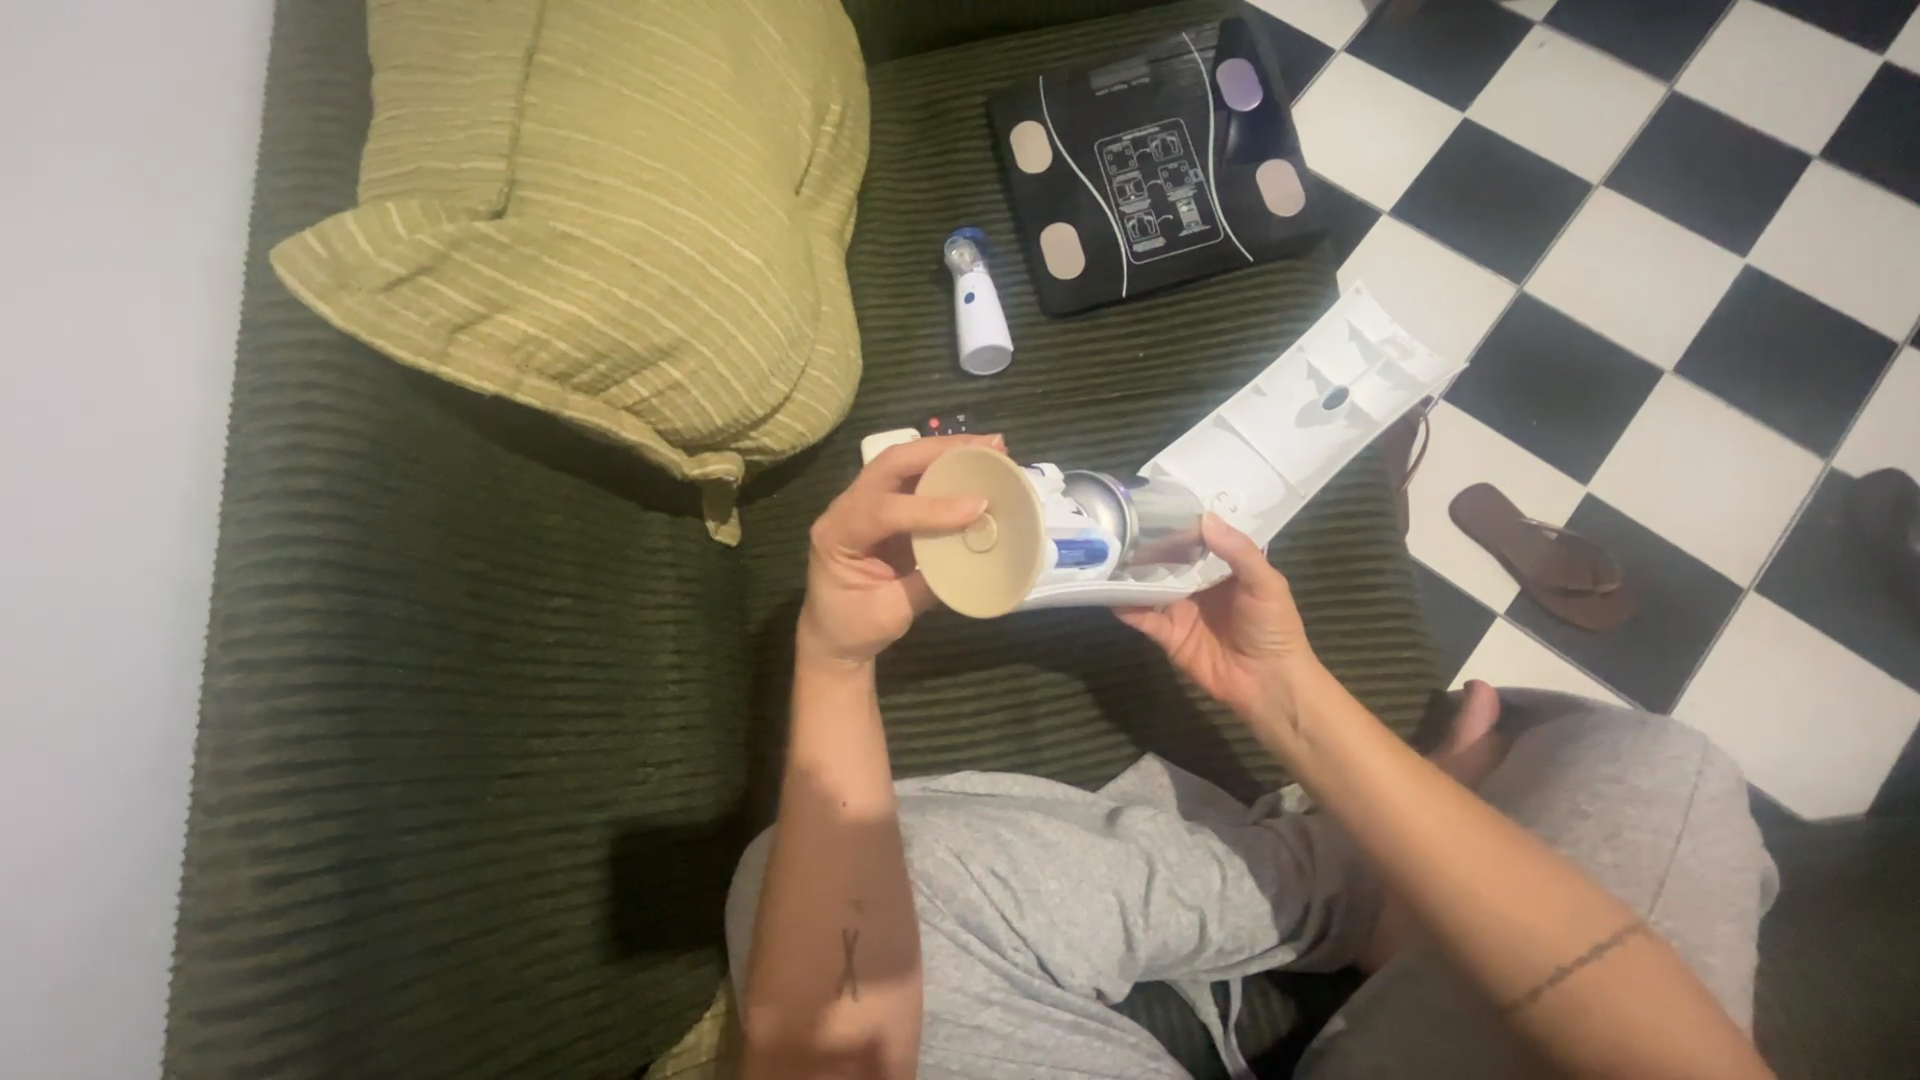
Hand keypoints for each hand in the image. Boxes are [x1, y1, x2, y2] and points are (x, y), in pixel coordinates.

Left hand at [796, 435, 1003, 666]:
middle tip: (989, 447)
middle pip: (890, 464)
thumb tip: (971, 548)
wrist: (833, 638)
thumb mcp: (892, 613)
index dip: (931, 507)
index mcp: (836, 536)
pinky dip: (943, 466)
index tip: (977, 505)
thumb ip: (927, 581)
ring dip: (945, 451)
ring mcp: (861, 503)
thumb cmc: (855, 629)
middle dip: (939, 451)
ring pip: (901, 463)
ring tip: (990, 447)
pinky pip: (911, 477)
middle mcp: (845, 509)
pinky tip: (973, 463)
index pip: (883, 510)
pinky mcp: (882, 506)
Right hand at [1115, 514, 1320, 727]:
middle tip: (1118, 525)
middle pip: (1167, 563)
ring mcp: (1181, 612)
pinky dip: (1127, 607)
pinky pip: (1144, 619)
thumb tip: (1205, 518)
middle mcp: (1198, 587)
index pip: (1196, 542)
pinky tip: (1109, 593)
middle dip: (1146, 548)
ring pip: (1150, 588)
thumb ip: (1239, 551)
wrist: (1269, 682)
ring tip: (1105, 554)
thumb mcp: (1266, 583)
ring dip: (1131, 575)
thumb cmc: (1274, 627)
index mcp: (1223, 570)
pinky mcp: (1169, 636)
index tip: (1152, 506)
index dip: (1178, 526)